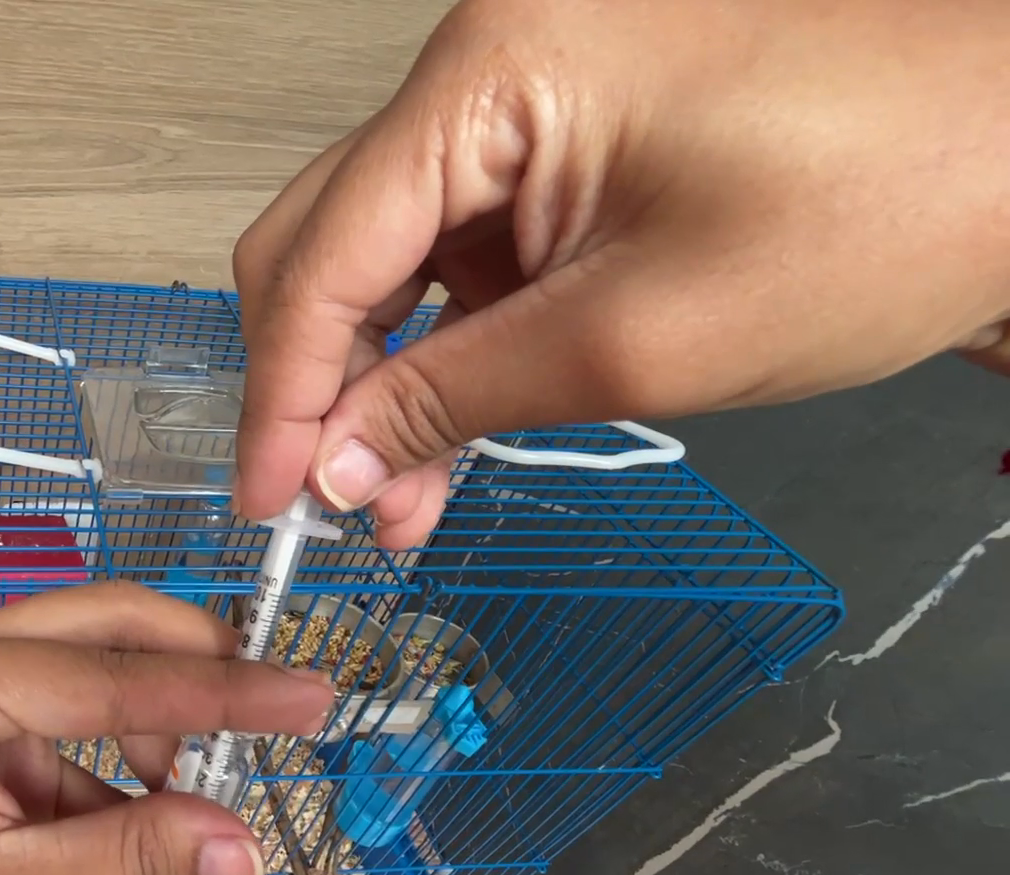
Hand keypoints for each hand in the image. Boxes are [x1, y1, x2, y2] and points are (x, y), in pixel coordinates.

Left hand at [0, 584, 335, 874]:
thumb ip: (137, 859)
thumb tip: (246, 849)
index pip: (112, 677)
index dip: (221, 694)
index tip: (308, 696)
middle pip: (104, 626)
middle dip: (194, 664)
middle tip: (278, 701)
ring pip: (93, 664)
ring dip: (156, 717)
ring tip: (190, 792)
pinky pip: (71, 717)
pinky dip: (119, 757)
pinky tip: (140, 808)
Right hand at [234, 0, 1009, 544]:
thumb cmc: (907, 202)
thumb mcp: (638, 337)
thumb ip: (448, 401)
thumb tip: (327, 471)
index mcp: (489, 76)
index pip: (323, 260)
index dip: (281, 396)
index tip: (266, 499)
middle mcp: (468, 79)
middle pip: (317, 252)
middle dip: (311, 388)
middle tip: (327, 497)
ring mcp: (496, 119)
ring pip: (366, 275)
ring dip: (366, 392)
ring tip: (393, 498)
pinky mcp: (529, 165)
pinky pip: (433, 278)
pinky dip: (423, 368)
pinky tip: (432, 444)